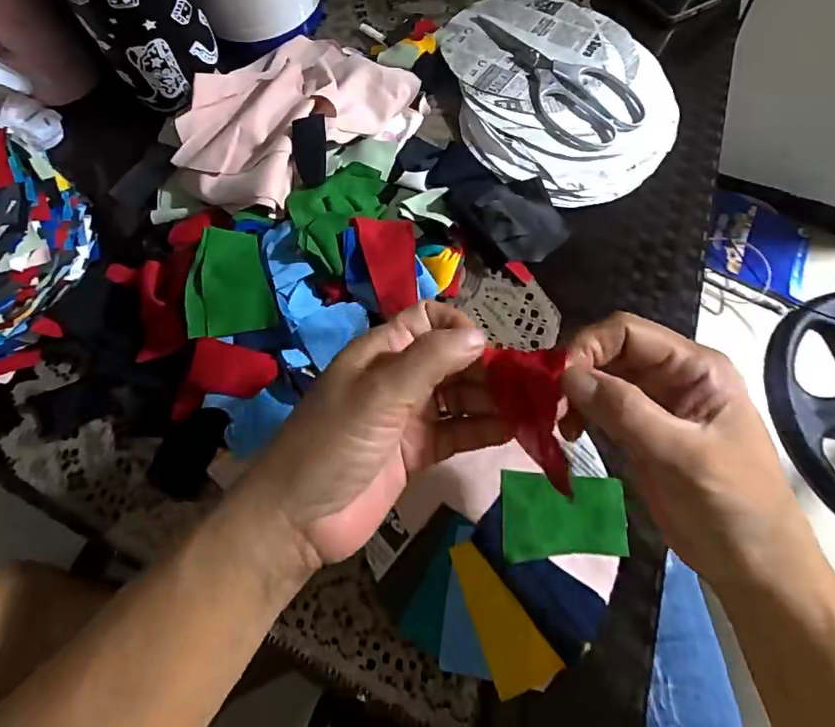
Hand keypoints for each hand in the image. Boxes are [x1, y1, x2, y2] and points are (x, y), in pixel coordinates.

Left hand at [229, 302, 509, 570]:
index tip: (494, 348)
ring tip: (534, 407)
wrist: (300, 515)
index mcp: (381, 351)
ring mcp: (407, 415)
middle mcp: (397, 377)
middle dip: (488, 365)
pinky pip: (457, 431)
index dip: (459, 326)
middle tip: (531, 384)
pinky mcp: (417, 451)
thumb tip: (480, 335)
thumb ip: (428, 362)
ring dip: (493, 397)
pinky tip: (515, 430)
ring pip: (459, 395)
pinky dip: (484, 428)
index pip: (427, 320)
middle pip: (450, 358)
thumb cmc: (333, 442)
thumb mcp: (378, 393)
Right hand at [557, 312, 819, 591]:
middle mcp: (673, 376)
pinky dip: (577, 412)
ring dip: (572, 393)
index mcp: (696, 368)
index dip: (589, 345)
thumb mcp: (682, 456)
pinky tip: (570, 433)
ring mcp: (655, 402)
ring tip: (560, 423)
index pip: (627, 331)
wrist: (757, 572)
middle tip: (551, 403)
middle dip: (575, 371)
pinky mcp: (639, 428)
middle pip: (607, 350)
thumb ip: (625, 410)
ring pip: (597, 376)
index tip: (560, 379)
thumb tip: (566, 374)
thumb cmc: (734, 508)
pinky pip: (597, 404)